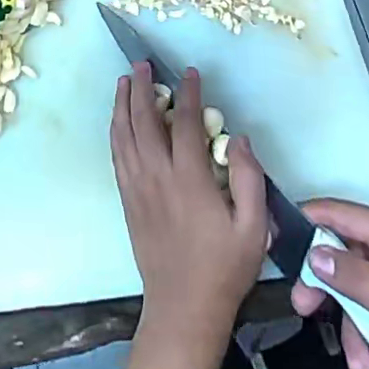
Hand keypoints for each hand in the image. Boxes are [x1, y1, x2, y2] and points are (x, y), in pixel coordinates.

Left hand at [112, 64, 267, 368]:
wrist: (183, 306)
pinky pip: (117, 154)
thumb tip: (238, 138)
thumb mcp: (253, 227)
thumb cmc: (224, 267)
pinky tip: (118, 119)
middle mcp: (157, 174)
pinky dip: (115, 129)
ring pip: (123, 133)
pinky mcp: (127, 197)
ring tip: (125, 80)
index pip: (185, 123)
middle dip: (142, 87)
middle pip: (144, 119)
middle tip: (142, 63)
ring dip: (122, 103)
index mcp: (189, 178)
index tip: (189, 72)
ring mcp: (137, 185)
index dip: (188, 93)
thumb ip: (248, 178)